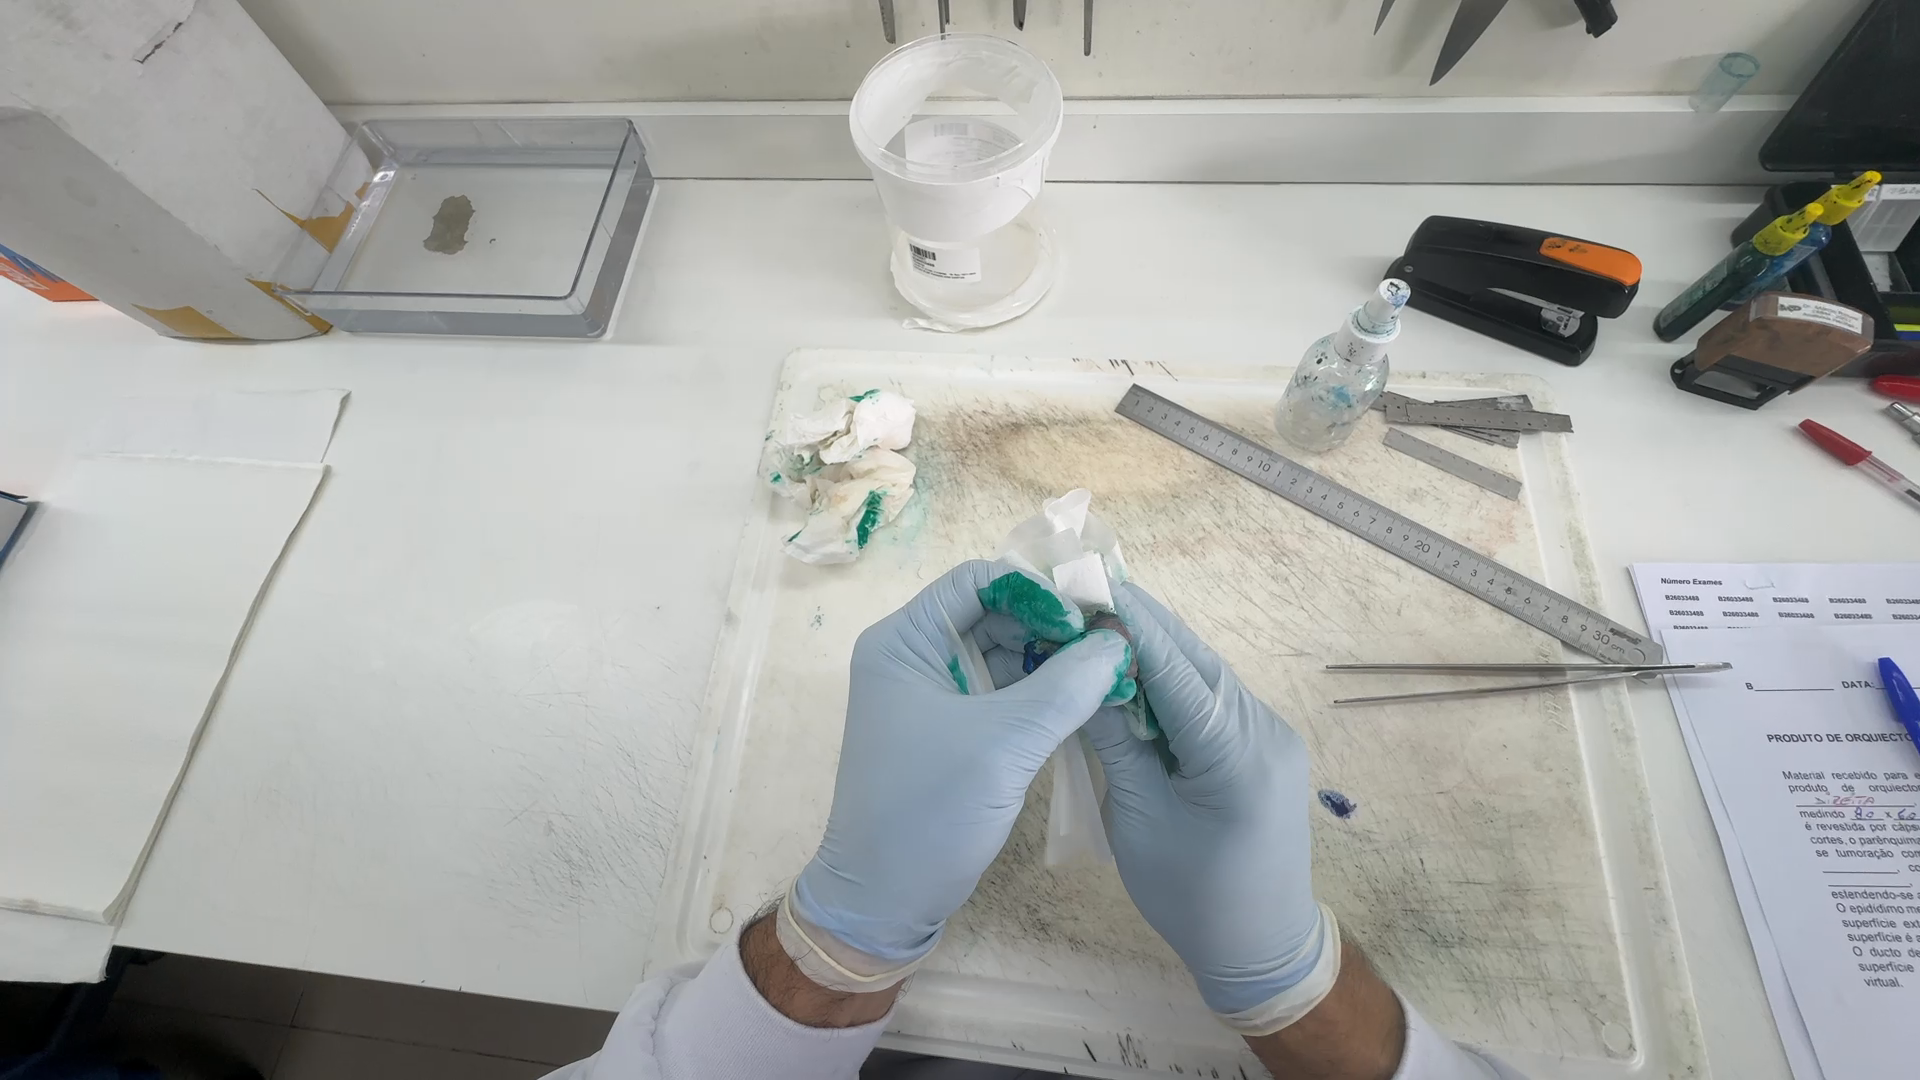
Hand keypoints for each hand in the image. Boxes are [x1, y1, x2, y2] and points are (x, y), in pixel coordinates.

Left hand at [789, 559, 1134, 978]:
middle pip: (994, 614)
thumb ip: (1065, 687)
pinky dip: (1043, 691)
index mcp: (904, 640)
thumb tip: (1119, 642)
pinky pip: (1004, 690)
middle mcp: (916, 654)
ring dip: (1053, 659)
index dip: (1036, 589)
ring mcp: (935, 691)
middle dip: (1052, 625)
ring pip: (1004, 652)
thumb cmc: (928, 812)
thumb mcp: (1003, 745)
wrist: (883, 901)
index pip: (976, 582)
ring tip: (1110, 667)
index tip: (1091, 612)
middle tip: (1113, 641)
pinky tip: (1087, 696)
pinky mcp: (955, 726)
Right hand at [1086, 584, 1336, 1028]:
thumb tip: (1084, 674)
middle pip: (1194, 657)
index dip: (1129, 623)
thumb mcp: (1135, 817)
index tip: (1088, 584)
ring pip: (1204, 669)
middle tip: (1087, 588)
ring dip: (1155, 643)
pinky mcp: (1263, 741)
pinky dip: (1172, 673)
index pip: (1173, 667)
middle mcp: (1264, 728)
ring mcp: (1270, 732)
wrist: (1263, 948)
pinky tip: (1137, 663)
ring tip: (1104, 615)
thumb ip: (1113, 739)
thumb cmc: (1190, 896)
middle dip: (1140, 621)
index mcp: (1235, 754)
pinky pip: (1212, 693)